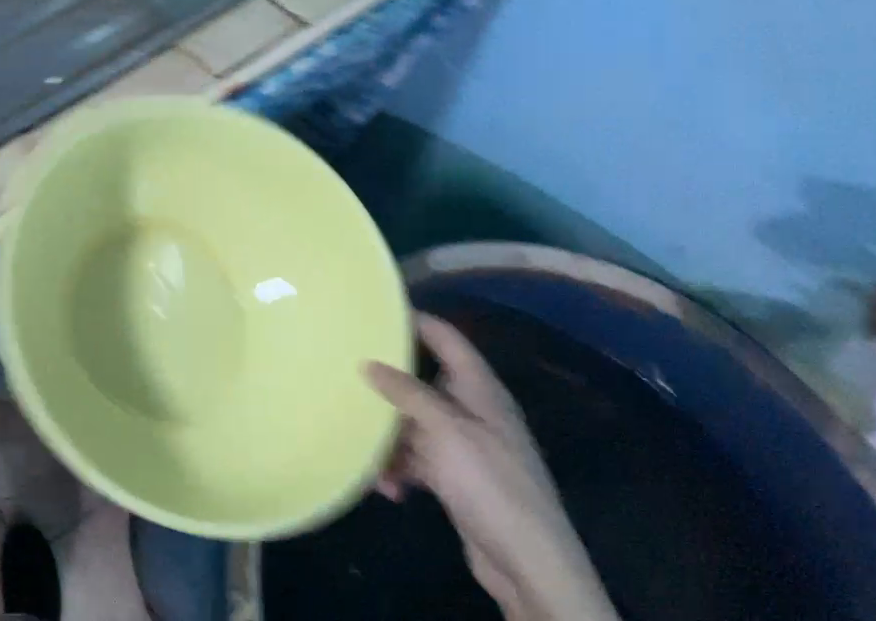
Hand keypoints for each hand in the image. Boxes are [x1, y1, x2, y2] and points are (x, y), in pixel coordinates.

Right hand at [365, 314, 619, 620]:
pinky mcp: (455, 477)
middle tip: (346, 377)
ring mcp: (464, 445)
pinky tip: (388, 488)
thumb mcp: (444, 430)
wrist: (528, 562)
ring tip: (363, 453)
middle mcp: (472, 410)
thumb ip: (406, 392)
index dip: (413, 320)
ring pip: (413, 424)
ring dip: (388, 438)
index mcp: (479, 389)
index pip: (444, 338)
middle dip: (386, 386)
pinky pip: (417, 459)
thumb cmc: (490, 483)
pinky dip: (399, 468)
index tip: (371, 313)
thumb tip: (368, 362)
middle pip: (421, 381)